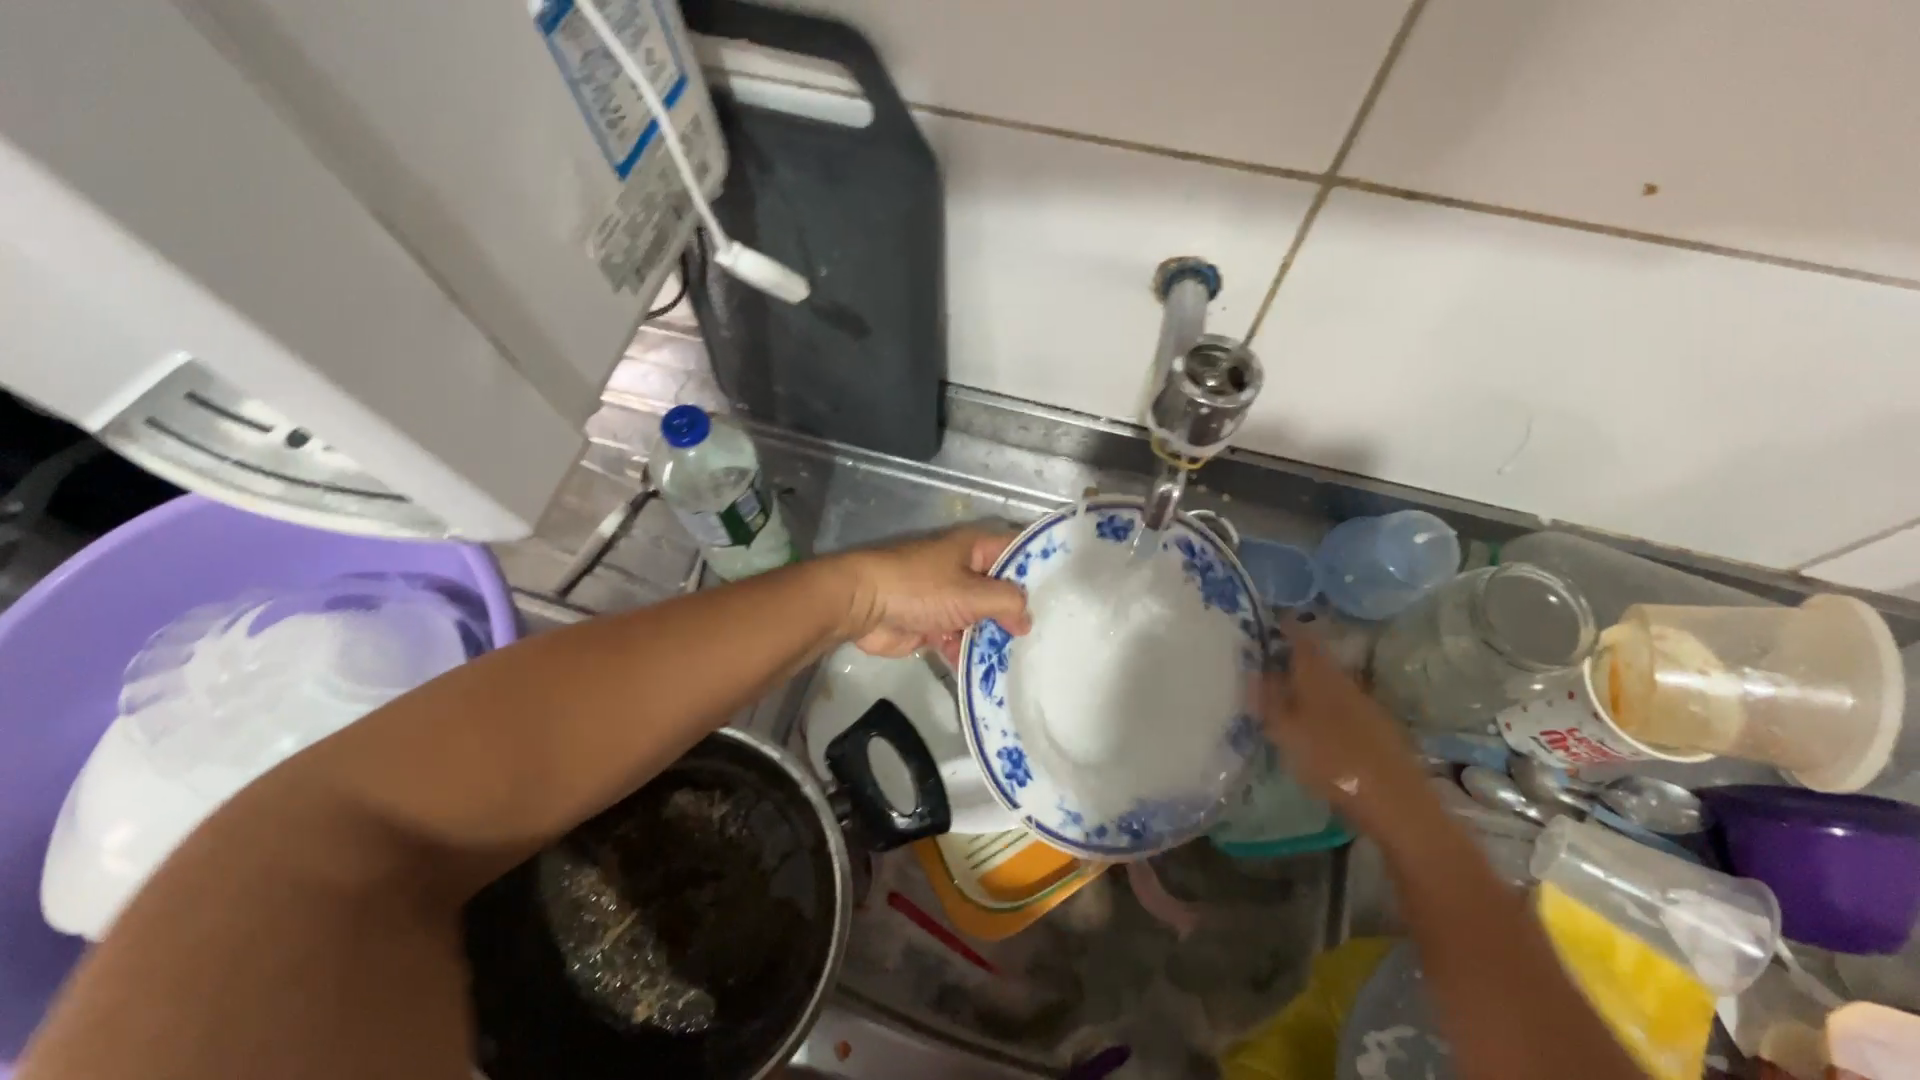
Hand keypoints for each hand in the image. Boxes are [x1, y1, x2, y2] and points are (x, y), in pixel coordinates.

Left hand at [840, 527, 1032, 657]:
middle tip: (1050, 637)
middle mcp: (965, 570)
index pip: (1018, 551)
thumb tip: (1026, 619)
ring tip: (1024, 660)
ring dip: (995, 638)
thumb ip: (1008, 602)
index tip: (1066, 594)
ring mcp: (948, 598)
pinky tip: (988, 673)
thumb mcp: (973, 592)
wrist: (862, 604)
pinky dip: (970, 654)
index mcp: (975, 548)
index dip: (1040, 569)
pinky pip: (960, 640)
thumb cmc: (920, 588)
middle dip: (1019, 613)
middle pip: (1001, 590)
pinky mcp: (933, 624)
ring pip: (982, 618)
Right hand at [1261, 622, 1430, 836]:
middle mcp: (1344, 681)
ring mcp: (1364, 704)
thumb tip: (1254, 672)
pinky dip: (1324, 705)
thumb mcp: (1286, 732)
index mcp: (1320, 676)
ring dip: (1309, 683)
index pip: (1301, 638)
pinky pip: (1342, 704)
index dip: (1285, 627)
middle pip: (1316, 660)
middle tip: (1267, 660)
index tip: (1268, 621)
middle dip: (1294, 657)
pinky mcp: (1376, 728)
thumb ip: (1268, 701)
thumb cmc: (1332, 761)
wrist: (1395, 801)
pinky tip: (1314, 723)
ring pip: (1330, 682)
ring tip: (1285, 693)